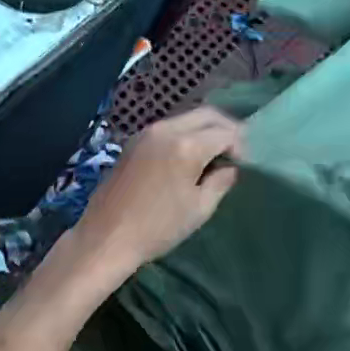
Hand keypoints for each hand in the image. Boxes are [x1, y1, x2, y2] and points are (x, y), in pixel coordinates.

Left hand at [71, 108, 243, 275]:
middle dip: (225, 128)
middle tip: (234, 151)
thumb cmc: (158, 227)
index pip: (224, 132)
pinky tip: (187, 156)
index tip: (243, 164)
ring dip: (204, 129)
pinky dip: (184, 134)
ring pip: (185, 118)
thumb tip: (230, 167)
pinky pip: (167, 127)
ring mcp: (146, 133)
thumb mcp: (199, 209)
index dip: (239, 145)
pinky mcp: (133, 141)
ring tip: (212, 154)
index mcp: (186, 146)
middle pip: (206, 114)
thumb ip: (220, 181)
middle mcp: (166, 130)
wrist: (106, 236)